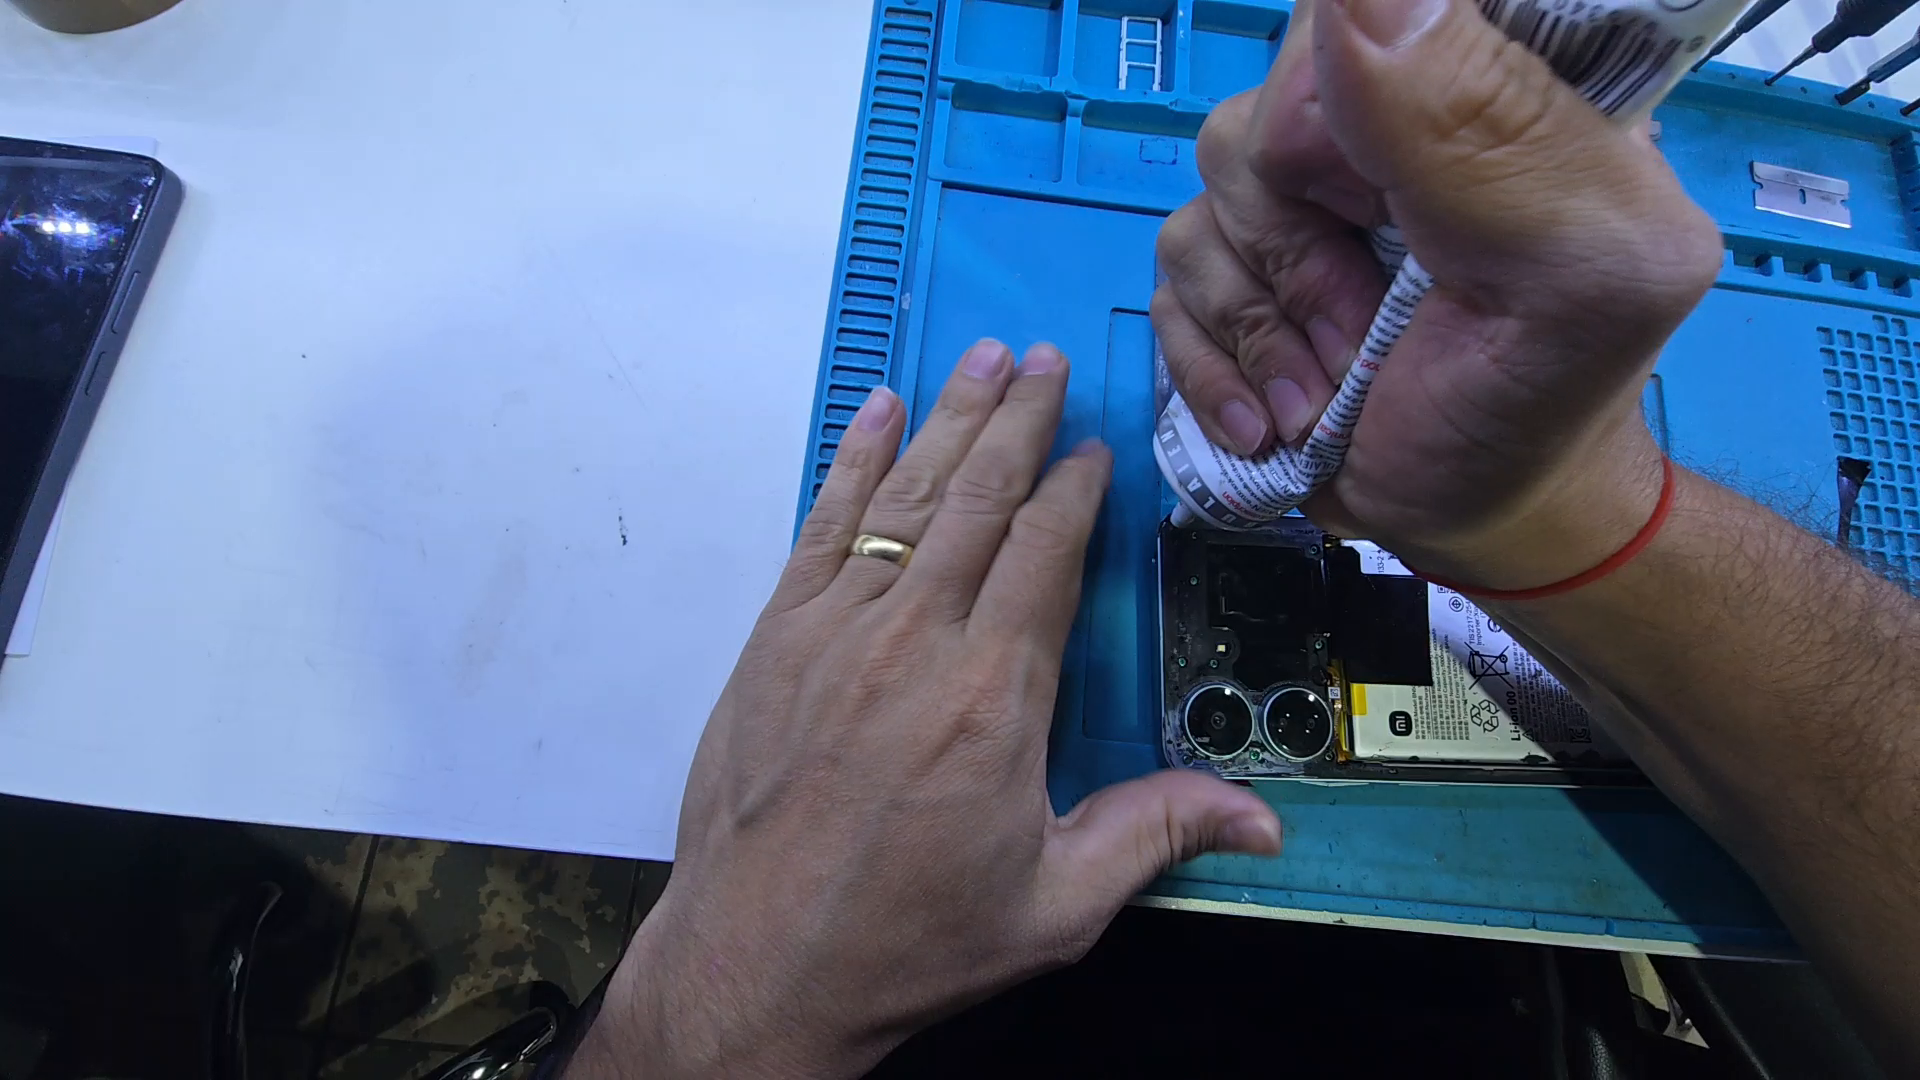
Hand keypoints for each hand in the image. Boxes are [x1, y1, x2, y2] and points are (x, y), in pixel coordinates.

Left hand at [574, 342, 1280, 1077]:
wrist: (760, 964)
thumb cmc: (907, 940)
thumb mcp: (1053, 906)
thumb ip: (1151, 837)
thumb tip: (1260, 822)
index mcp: (994, 697)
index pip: (1046, 554)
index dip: (1074, 490)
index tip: (1091, 450)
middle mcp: (917, 643)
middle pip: (980, 501)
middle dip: (1019, 421)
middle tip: (1044, 360)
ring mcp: (838, 630)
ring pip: (907, 498)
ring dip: (950, 421)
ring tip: (983, 360)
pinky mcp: (777, 636)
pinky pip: (824, 526)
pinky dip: (852, 460)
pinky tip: (877, 412)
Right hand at [1154, 0, 1720, 588]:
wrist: (1461, 509)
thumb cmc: (1534, 403)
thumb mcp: (1574, 272)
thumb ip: (1490, 125)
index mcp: (1467, 97)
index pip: (1344, 21)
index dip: (1327, 115)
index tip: (1377, 212)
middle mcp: (1357, 146)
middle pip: (1244, 137)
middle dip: (1292, 267)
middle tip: (1358, 344)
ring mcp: (1275, 225)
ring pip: (1189, 227)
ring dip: (1252, 338)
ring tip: (1314, 402)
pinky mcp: (1223, 294)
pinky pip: (1164, 302)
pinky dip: (1209, 375)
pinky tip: (1264, 423)